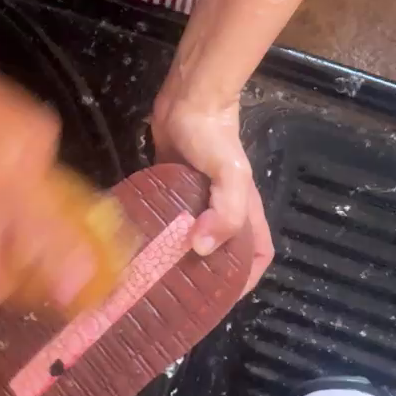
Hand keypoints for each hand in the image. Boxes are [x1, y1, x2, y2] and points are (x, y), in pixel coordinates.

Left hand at [151, 90, 273, 295]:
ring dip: (177, 254)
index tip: (221, 296)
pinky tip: (138, 242)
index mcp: (244, 209)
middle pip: (221, 250)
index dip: (246, 278)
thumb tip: (202, 248)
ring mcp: (195, 197)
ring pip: (191, 235)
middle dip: (206, 273)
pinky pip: (168, 216)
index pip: (257, 254)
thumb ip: (225, 212)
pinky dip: (157, 230)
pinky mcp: (171, 185)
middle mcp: (221, 208)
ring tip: (153, 275)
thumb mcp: (228, 174)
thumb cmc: (213, 137)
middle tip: (177, 293)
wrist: (188, 99)